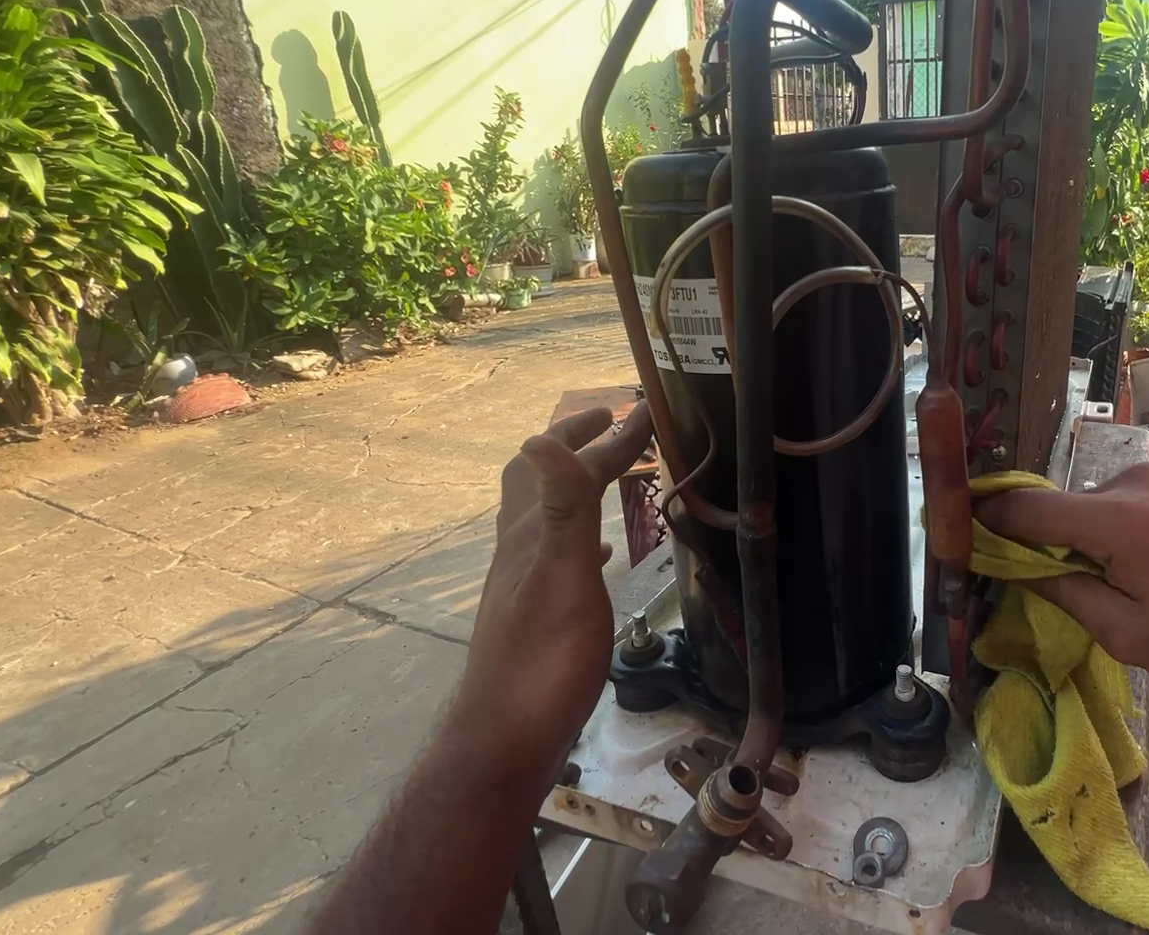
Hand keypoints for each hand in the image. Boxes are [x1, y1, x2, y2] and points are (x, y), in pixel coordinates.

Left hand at [449, 405, 653, 774]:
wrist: (506, 740)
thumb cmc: (545, 660)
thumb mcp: (561, 578)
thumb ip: (560, 511)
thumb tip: (538, 436)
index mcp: (530, 535)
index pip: (569, 467)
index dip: (605, 436)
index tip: (642, 409)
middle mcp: (522, 548)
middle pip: (539, 478)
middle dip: (574, 442)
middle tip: (610, 422)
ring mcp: (526, 580)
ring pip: (548, 514)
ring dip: (577, 483)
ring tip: (609, 472)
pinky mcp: (537, 610)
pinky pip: (560, 555)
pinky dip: (583, 536)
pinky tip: (601, 552)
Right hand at [976, 459, 1148, 680]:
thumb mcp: (1131, 635)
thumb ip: (1065, 594)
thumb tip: (1020, 568)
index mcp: (1119, 521)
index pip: (1029, 509)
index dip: (991, 519)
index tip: (966, 529)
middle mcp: (1134, 480)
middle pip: (1065, 506)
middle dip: (1056, 541)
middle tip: (1075, 584)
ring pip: (1096, 500)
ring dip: (1095, 533)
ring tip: (1138, 576)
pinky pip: (1128, 494)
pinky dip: (1124, 522)